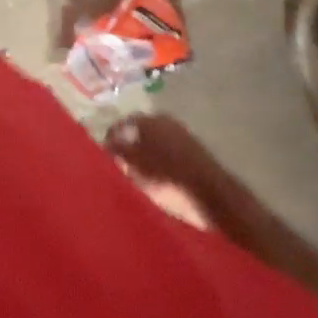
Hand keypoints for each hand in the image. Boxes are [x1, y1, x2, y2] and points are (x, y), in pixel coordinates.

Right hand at [105, 113, 229, 203]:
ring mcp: (182, 133)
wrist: (213, 196)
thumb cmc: (168, 180)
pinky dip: (160, 159)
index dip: (109, 141)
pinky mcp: (195, 150)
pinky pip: (168, 150)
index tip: (104, 157)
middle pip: (138, 131)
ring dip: (144, 153)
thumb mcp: (135, 168)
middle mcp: (165, 120)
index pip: (119, 125)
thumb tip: (106, 142)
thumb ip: (118, 151)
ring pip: (154, 140)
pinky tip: (157, 177)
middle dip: (128, 146)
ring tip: (137, 174)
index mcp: (147, 120)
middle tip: (120, 166)